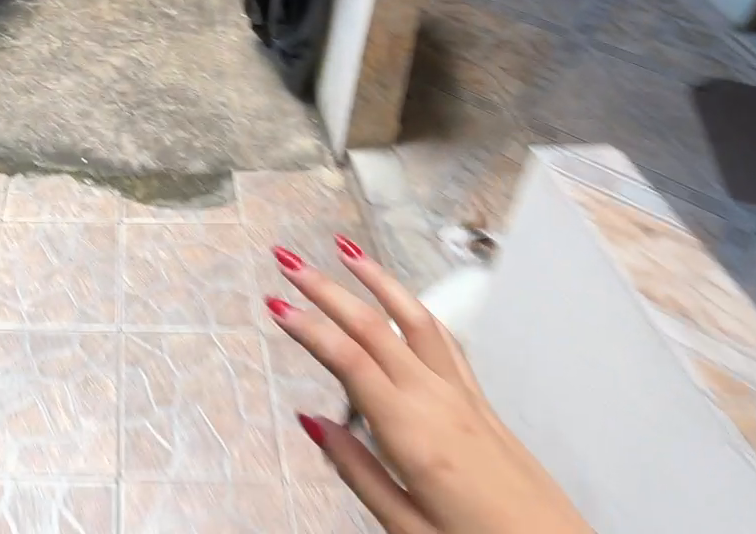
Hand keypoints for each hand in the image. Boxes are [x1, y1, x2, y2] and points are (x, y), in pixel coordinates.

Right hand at [266, 238, 589, 533]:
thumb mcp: (408, 530)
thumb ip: (358, 471)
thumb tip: (313, 422)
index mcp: (411, 433)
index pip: (348, 360)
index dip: (308, 328)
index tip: (275, 305)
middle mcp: (435, 399)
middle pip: (373, 325)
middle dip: (326, 288)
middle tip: (288, 260)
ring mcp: (461, 393)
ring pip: (412, 317)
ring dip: (375, 278)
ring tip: (345, 249)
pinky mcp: (479, 398)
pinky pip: (443, 337)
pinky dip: (413, 306)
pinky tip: (399, 295)